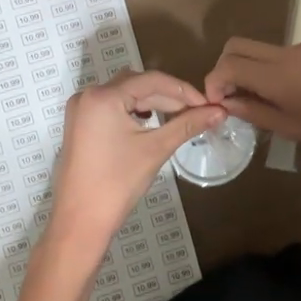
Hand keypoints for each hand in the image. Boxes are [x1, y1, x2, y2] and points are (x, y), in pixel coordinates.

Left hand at [51, 70, 224, 242]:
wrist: (81, 221)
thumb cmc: (118, 182)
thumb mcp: (156, 148)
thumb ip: (188, 124)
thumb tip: (220, 112)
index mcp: (103, 96)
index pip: (152, 80)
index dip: (183, 90)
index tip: (208, 104)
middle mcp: (88, 95)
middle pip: (137, 84)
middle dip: (169, 96)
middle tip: (196, 111)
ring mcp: (80, 110)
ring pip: (125, 95)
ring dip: (152, 103)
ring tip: (179, 117)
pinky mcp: (80, 125)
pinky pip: (112, 107)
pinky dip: (134, 112)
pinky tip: (151, 123)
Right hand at [203, 39, 300, 169]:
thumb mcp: (291, 128)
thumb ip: (255, 112)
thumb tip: (229, 104)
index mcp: (274, 74)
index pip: (227, 65)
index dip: (213, 83)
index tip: (216, 103)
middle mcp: (285, 53)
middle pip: (238, 46)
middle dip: (225, 68)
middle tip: (230, 97)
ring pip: (261, 49)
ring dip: (249, 68)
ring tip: (258, 101)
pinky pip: (282, 54)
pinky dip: (270, 68)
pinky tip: (284, 95)